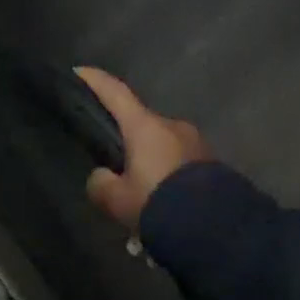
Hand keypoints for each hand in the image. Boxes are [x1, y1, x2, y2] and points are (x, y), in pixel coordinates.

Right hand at [75, 67, 212, 230]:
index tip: (80, 71)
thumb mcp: (119, 201)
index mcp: (145, 126)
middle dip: (129, 144)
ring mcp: (197, 143)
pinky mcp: (214, 164)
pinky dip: (172, 179)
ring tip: (146, 201)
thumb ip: (101, 184)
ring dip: (153, 165)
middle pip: (141, 125)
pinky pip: (183, 165)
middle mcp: (172, 125)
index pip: (114, 92)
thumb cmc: (160, 203)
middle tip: (118, 171)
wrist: (219, 229)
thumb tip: (101, 176)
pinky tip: (168, 207)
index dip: (95, 80)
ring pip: (164, 148)